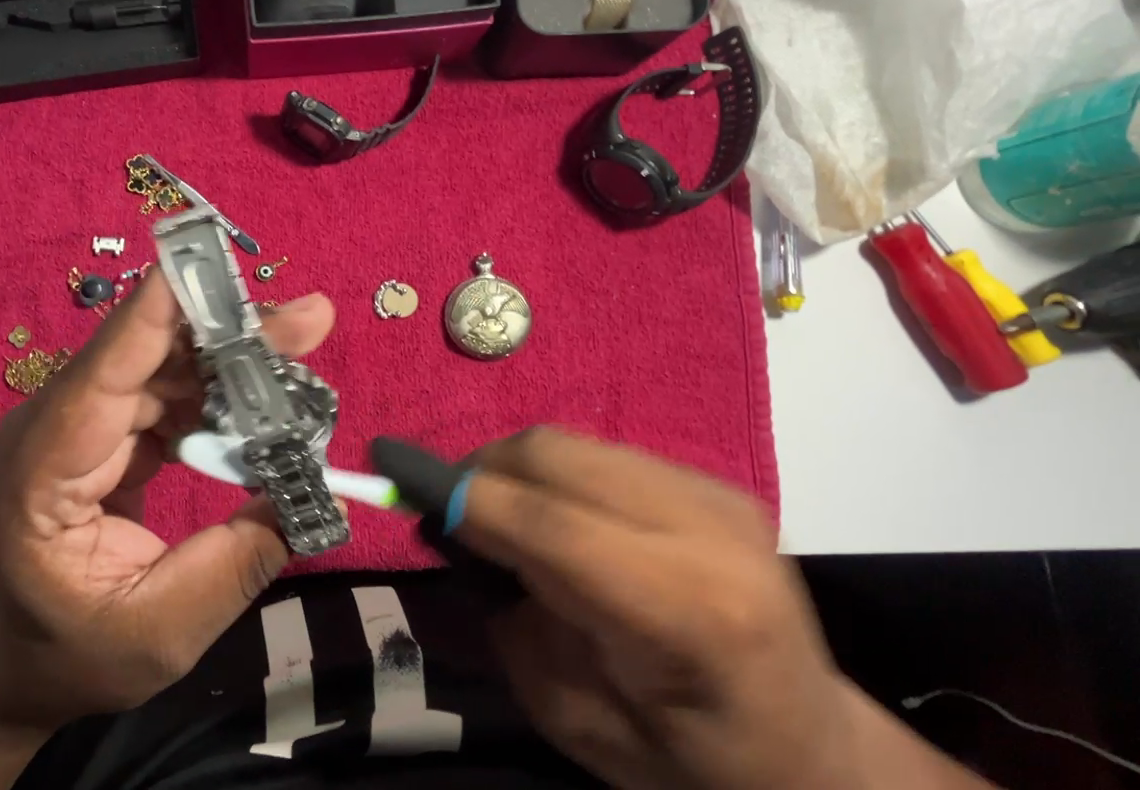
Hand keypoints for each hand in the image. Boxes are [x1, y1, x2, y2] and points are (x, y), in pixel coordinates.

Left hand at [0, 271, 337, 730]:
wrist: (20, 669)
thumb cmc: (75, 657)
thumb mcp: (165, 629)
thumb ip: (238, 561)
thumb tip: (309, 493)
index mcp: (37, 477)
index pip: (96, 381)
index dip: (150, 318)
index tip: (198, 262)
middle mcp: (48, 433)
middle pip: (140, 362)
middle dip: (224, 336)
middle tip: (308, 318)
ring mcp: (73, 431)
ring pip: (158, 372)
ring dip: (230, 363)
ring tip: (303, 347)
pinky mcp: (98, 437)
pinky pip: (161, 398)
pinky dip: (214, 396)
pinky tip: (264, 395)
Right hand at [457, 428, 991, 789]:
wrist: (807, 746)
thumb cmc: (684, 758)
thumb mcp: (570, 711)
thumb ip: (509, 612)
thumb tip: (452, 529)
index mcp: (685, 610)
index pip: (546, 525)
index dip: (461, 494)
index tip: (393, 473)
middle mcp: (706, 532)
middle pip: (552, 457)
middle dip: (478, 469)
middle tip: (440, 507)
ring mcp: (716, 495)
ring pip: (567, 442)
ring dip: (510, 467)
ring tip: (489, 511)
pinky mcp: (711, 480)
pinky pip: (595, 451)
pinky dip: (548, 471)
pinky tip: (546, 512)